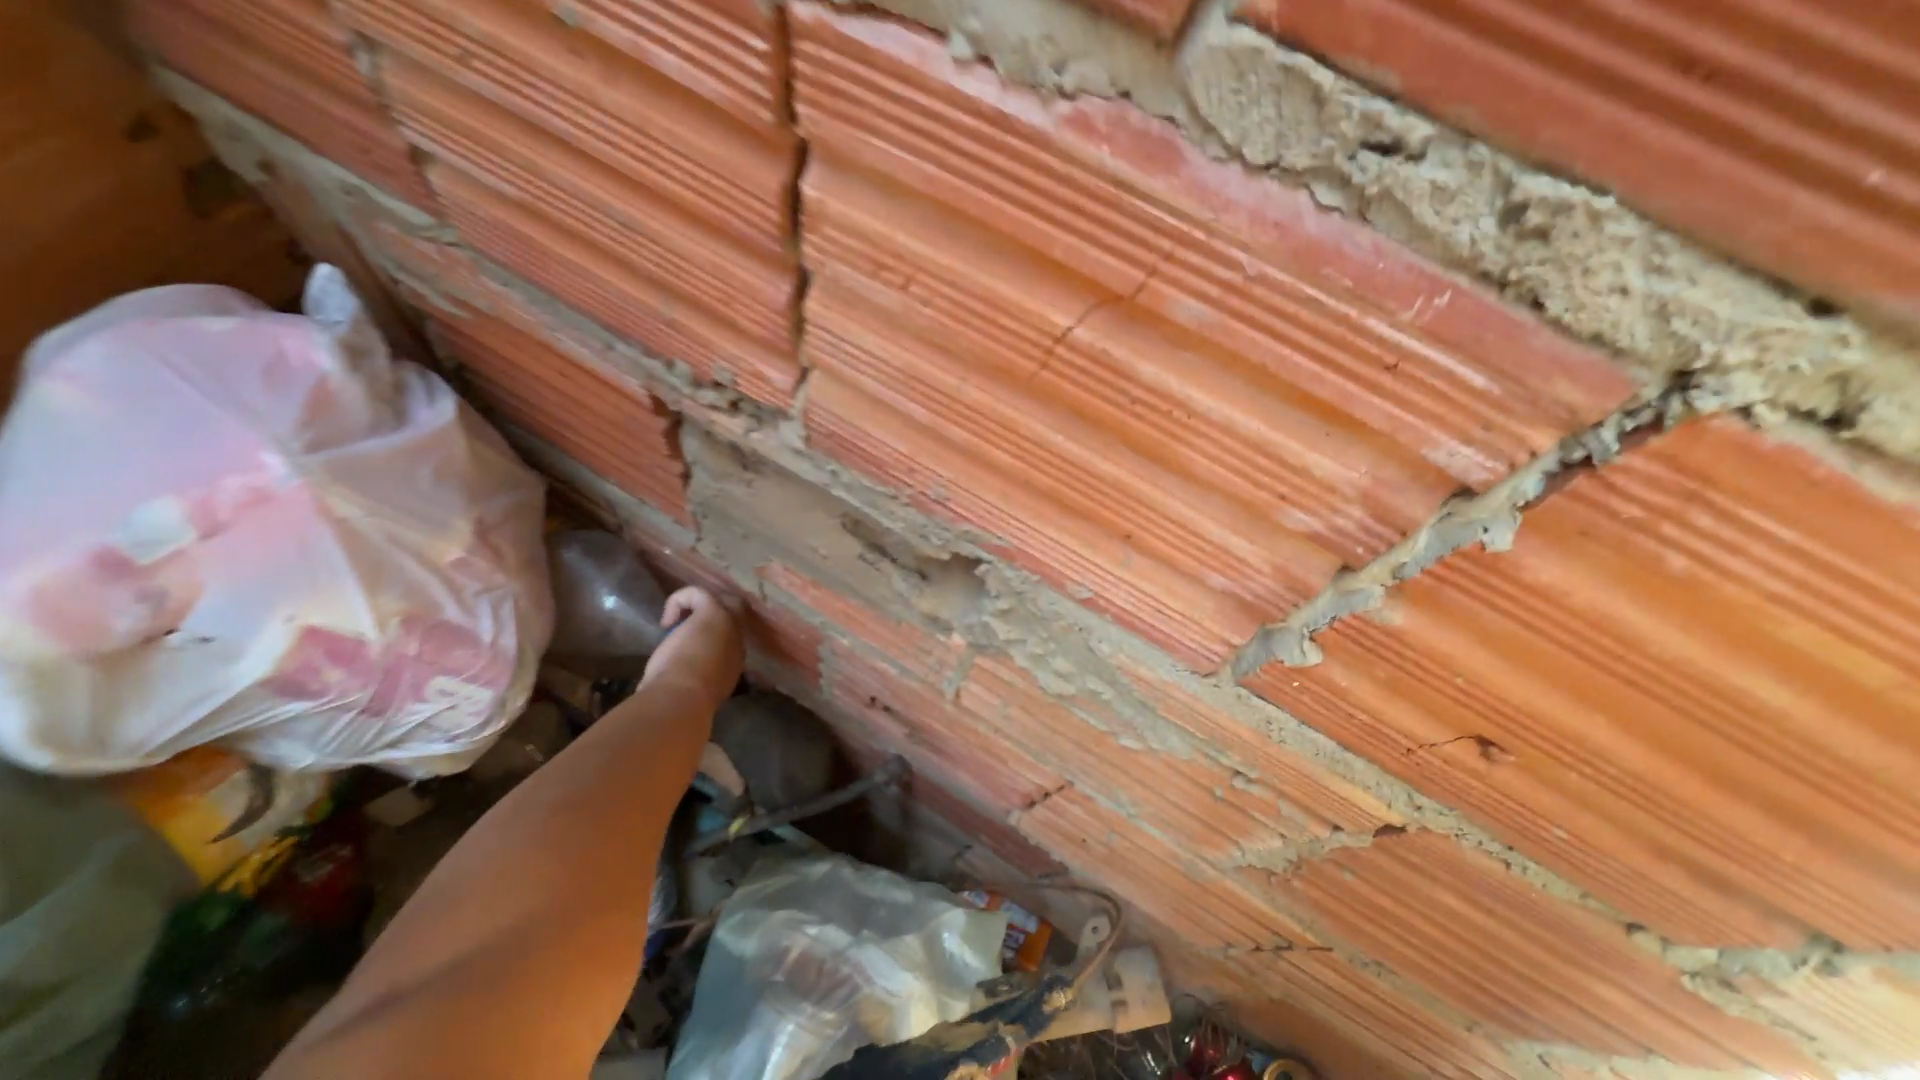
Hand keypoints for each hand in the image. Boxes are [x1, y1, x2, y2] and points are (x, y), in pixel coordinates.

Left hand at [641, 586, 744, 709]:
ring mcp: (728, 625)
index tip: (687, 648)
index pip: (726, 642)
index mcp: (733, 665)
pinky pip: (699, 593)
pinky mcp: (713, 612)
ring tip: (672, 623)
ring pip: (719, 601)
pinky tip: (665, 621)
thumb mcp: (691, 693)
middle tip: (687, 623)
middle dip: (713, 615)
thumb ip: (692, 682)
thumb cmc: (682, 702)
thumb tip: (677, 684)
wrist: (682, 698)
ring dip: (695, 607)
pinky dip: (680, 599)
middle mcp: (737, 643)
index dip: (709, 639)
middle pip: (733, 616)